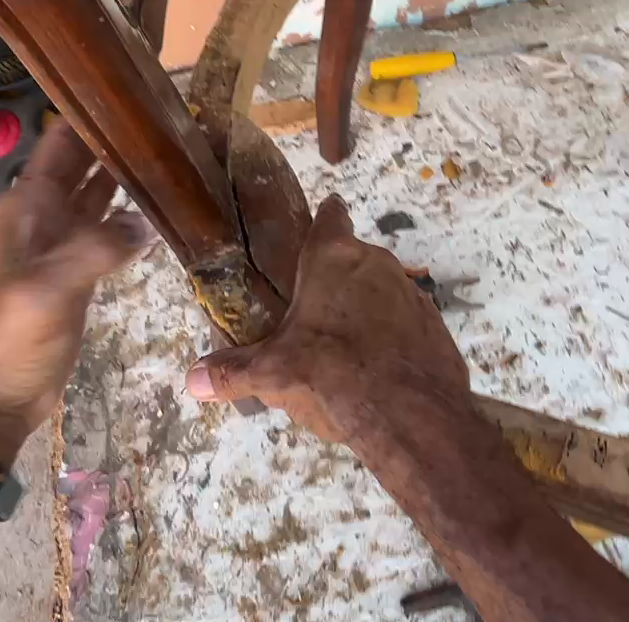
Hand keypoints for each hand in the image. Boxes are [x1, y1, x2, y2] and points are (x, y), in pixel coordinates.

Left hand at [0, 122, 154, 458]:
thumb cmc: (11, 335)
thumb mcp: (48, 288)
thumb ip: (96, 248)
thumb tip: (146, 221)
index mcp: (30, 202)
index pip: (61, 140)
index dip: (91, 112)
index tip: (134, 89)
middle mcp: (46, 210)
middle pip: (84, 159)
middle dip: (118, 136)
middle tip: (169, 115)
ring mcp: (64, 239)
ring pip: (100, 190)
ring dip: (128, 170)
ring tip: (174, 147)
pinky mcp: (81, 266)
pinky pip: (110, 225)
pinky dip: (133, 210)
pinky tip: (163, 202)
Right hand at [183, 195, 469, 444]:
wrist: (408, 411)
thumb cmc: (330, 371)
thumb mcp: (272, 373)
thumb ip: (233, 372)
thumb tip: (192, 381)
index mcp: (333, 257)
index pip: (330, 216)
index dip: (324, 219)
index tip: (320, 223)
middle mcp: (377, 262)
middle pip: (354, 259)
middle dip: (337, 281)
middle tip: (316, 314)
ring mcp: (412, 292)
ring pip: (383, 290)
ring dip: (368, 309)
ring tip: (348, 349)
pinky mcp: (436, 324)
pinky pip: (408, 322)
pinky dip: (395, 337)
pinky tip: (381, 369)